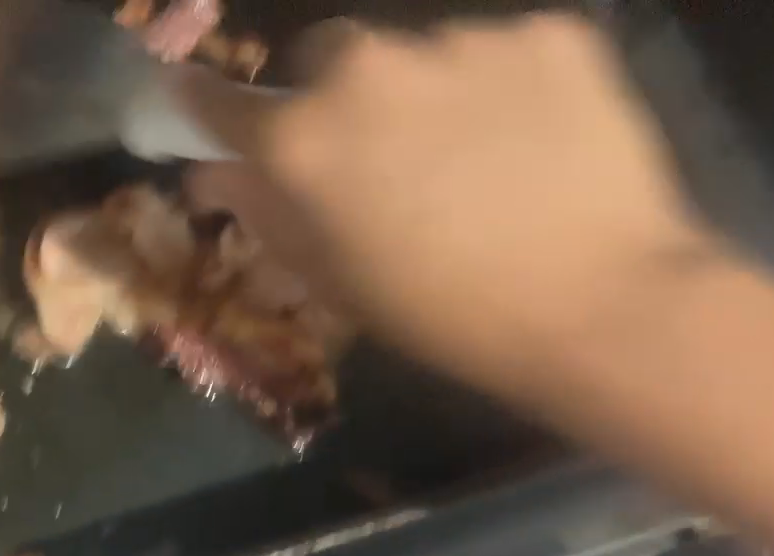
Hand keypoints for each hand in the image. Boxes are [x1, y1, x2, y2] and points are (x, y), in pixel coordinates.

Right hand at [187, 14, 715, 393]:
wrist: (586, 299)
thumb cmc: (423, 306)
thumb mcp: (319, 271)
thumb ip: (257, 208)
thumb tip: (212, 174)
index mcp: (301, 139)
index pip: (219, 101)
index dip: (198, 103)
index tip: (187, 100)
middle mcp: (368, 70)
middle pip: (322, 58)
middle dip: (323, 96)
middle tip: (354, 153)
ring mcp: (463, 42)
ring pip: (410, 58)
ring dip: (408, 97)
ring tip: (451, 159)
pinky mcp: (548, 32)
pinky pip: (489, 55)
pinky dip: (485, 91)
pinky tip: (512, 144)